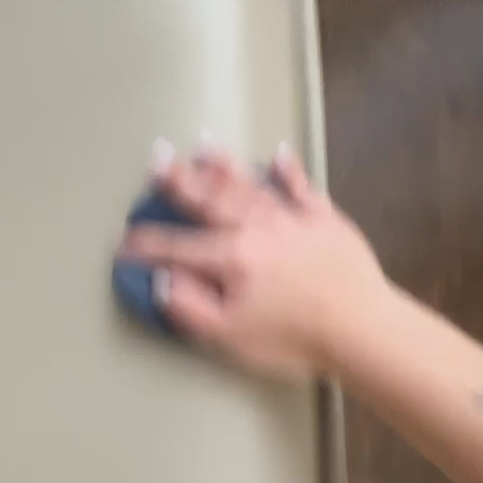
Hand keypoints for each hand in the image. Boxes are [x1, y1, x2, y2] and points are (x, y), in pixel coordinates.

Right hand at [120, 139, 391, 380]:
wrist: (361, 327)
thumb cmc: (289, 338)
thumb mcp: (227, 335)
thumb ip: (189, 308)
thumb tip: (163, 283)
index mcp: (230, 259)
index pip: (177, 249)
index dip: (145, 246)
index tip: (121, 241)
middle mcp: (257, 229)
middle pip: (211, 200)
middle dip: (179, 181)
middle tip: (157, 158)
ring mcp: (293, 220)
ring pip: (250, 186)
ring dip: (223, 166)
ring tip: (202, 144)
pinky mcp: (325, 221)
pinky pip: (302, 188)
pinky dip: (288, 171)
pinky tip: (278, 154)